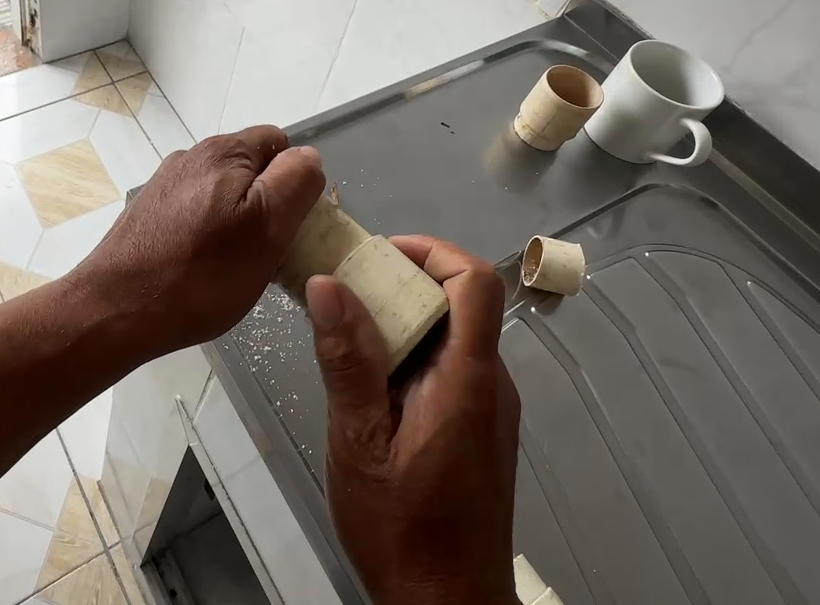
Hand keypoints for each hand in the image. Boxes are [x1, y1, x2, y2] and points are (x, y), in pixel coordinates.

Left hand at [67, 126, 325, 355]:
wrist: (115, 309)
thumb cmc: (200, 273)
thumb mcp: (267, 229)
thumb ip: (294, 182)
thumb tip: (307, 157)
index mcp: (223, 151)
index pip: (281, 145)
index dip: (294, 183)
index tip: (287, 226)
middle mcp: (192, 157)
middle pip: (251, 169)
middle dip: (266, 205)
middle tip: (264, 252)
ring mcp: (166, 184)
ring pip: (224, 194)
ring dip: (238, 223)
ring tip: (232, 266)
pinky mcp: (150, 212)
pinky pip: (197, 213)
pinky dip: (209, 235)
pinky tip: (202, 269)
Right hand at [307, 236, 519, 604]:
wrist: (447, 604)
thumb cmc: (401, 529)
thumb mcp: (358, 442)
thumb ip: (346, 362)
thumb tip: (329, 285)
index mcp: (468, 380)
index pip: (476, 282)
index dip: (432, 250)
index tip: (378, 254)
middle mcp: (490, 383)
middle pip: (461, 301)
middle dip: (401, 281)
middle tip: (345, 288)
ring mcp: (488, 406)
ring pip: (451, 333)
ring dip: (401, 317)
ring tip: (345, 329)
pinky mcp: (477, 426)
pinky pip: (448, 364)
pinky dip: (409, 350)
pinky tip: (367, 377)